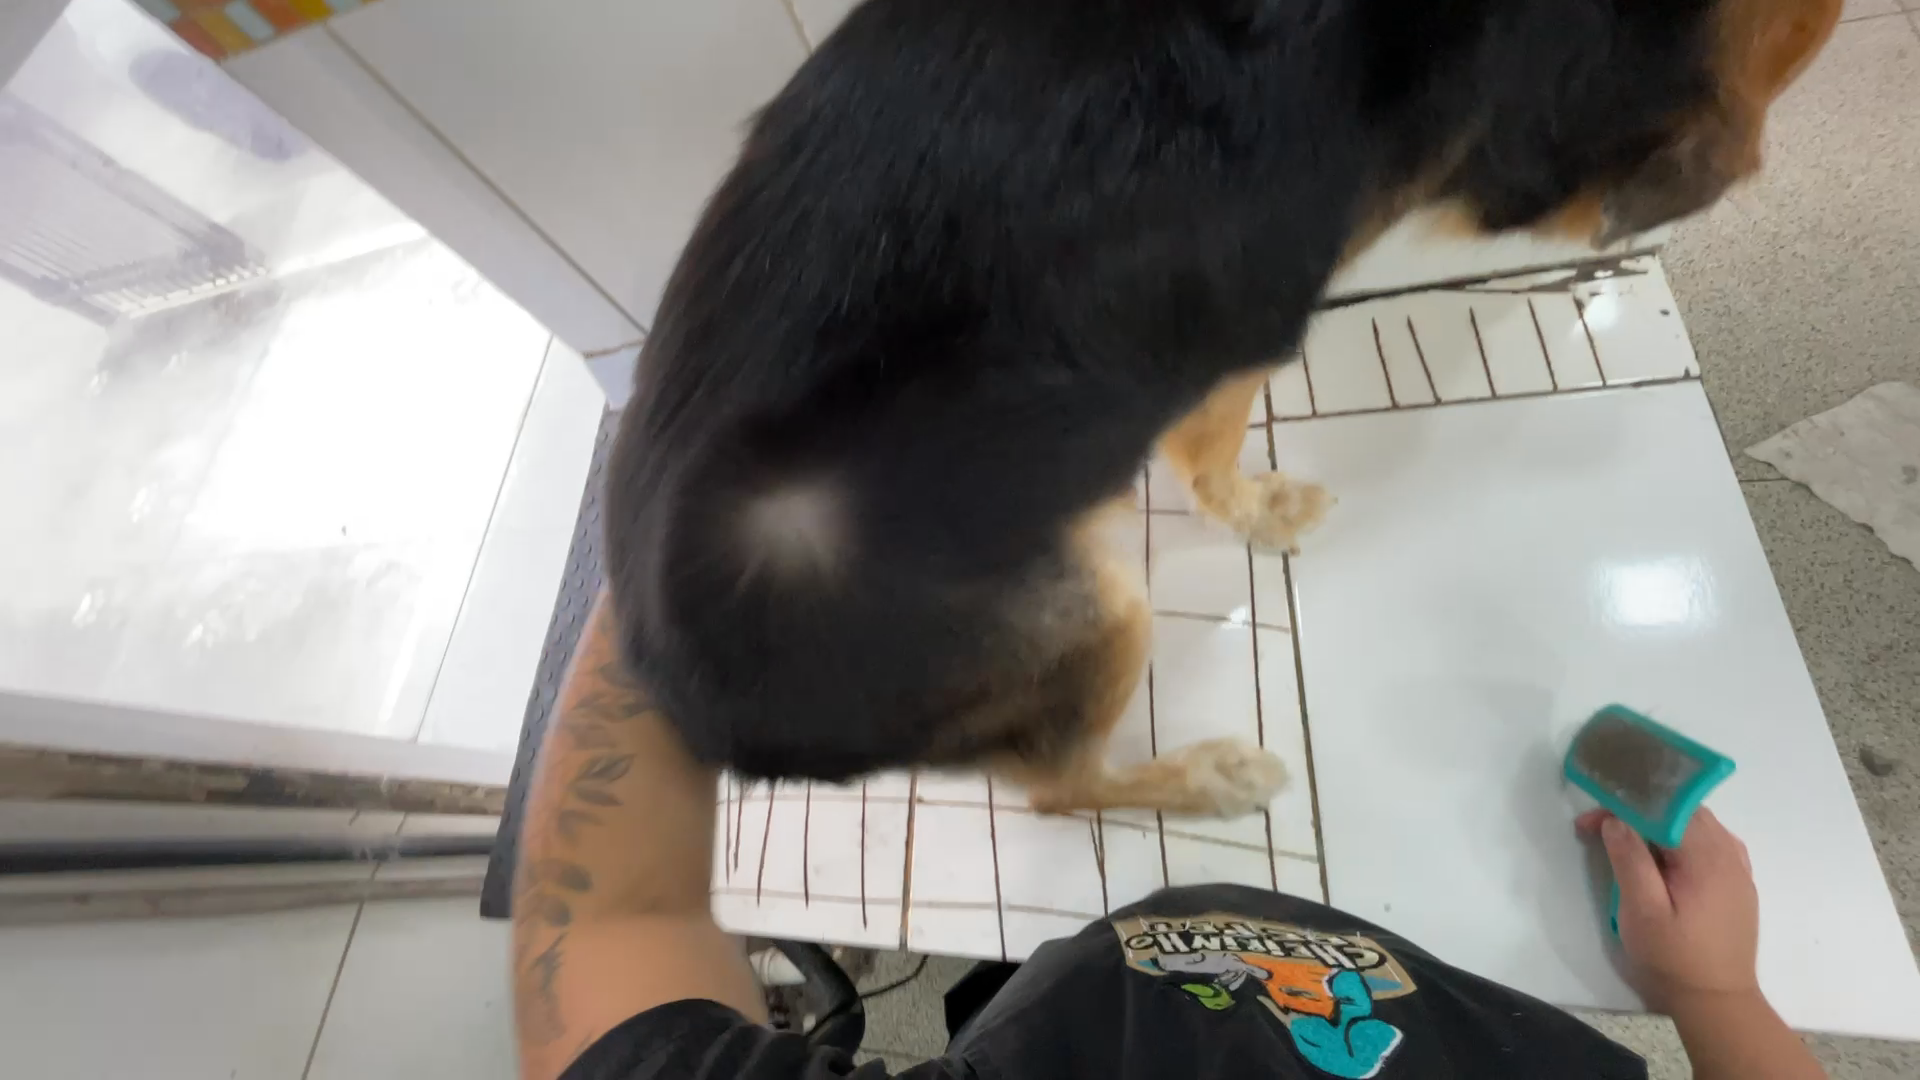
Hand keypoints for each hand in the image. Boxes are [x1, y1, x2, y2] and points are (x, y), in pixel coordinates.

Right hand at [1575, 807, 1760, 1014]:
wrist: (1715, 999)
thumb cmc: (1673, 953)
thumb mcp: (1642, 908)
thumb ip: (1629, 859)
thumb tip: (1614, 821)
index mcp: (1708, 863)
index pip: (1667, 812)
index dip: (1625, 807)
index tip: (1590, 821)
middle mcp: (1730, 861)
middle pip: (1685, 813)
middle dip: (1638, 810)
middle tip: (1599, 827)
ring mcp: (1738, 874)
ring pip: (1699, 825)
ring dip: (1659, 821)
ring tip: (1625, 836)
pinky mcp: (1735, 886)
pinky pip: (1712, 843)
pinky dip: (1682, 835)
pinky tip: (1662, 850)